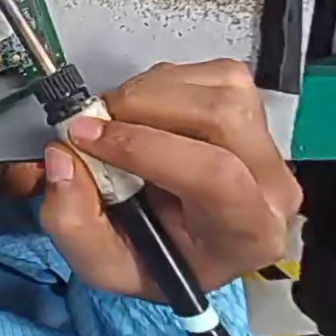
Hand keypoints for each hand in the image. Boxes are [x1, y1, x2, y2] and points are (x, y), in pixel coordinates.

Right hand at [39, 59, 299, 298]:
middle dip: (139, 108)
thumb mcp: (98, 263)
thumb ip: (71, 220)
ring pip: (219, 87)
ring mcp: (267, 143)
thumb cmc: (146, 257)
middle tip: (92, 123)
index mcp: (245, 233)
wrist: (174, 243)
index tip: (84, 137)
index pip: (215, 175)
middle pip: (219, 116)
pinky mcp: (252, 109)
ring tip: (115, 119)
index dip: (142, 146)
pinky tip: (142, 110)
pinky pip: (215, 73)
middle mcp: (271, 185)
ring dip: (148, 92)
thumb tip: (64, 156)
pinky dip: (162, 81)